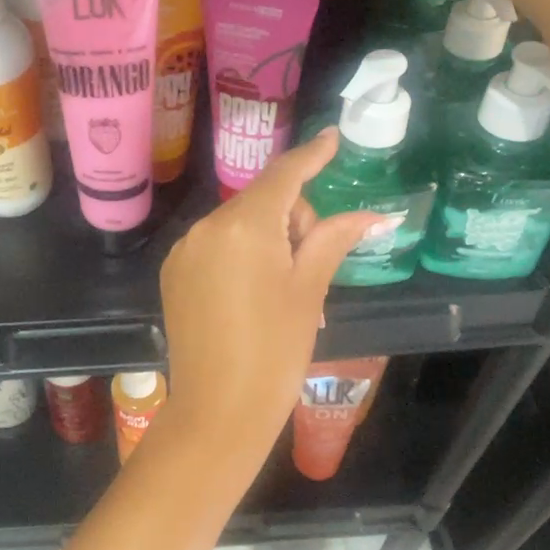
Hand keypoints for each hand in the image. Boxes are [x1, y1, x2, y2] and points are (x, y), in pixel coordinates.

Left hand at [157, 127, 382, 458]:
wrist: (219, 412)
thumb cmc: (275, 351)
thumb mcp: (310, 291)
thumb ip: (334, 240)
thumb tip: (375, 215)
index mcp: (243, 226)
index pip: (284, 176)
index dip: (311, 156)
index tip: (332, 137)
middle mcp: (206, 227)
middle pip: (263, 202)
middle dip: (294, 222)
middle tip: (312, 272)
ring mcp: (184, 251)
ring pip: (239, 225)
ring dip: (269, 241)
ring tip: (286, 294)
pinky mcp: (173, 274)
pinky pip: (216, 248)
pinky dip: (241, 257)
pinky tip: (254, 298)